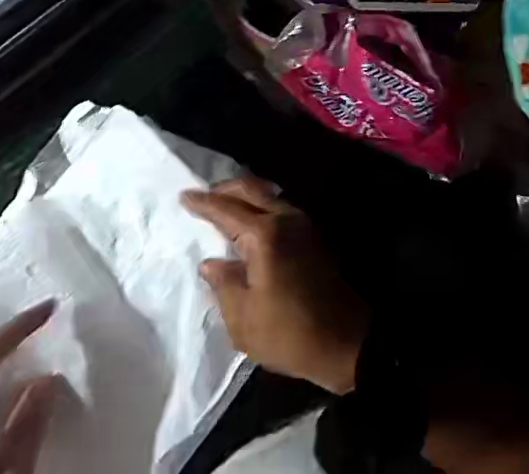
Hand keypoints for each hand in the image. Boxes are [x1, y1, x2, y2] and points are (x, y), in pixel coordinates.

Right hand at [182, 178, 368, 394]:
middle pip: (252, 190)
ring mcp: (304, 225)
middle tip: (204, 195)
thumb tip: (210, 262)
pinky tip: (250, 223)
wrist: (344, 340)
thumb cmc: (289, 333)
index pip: (227, 210)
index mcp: (265, 235)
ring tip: (223, 207)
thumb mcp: (243, 319)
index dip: (203, 203)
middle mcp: (286, 219)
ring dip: (246, 196)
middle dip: (226, 189)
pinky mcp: (313, 237)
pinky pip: (281, 208)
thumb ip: (223, 284)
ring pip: (270, 195)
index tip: (183, 196)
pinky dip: (262, 206)